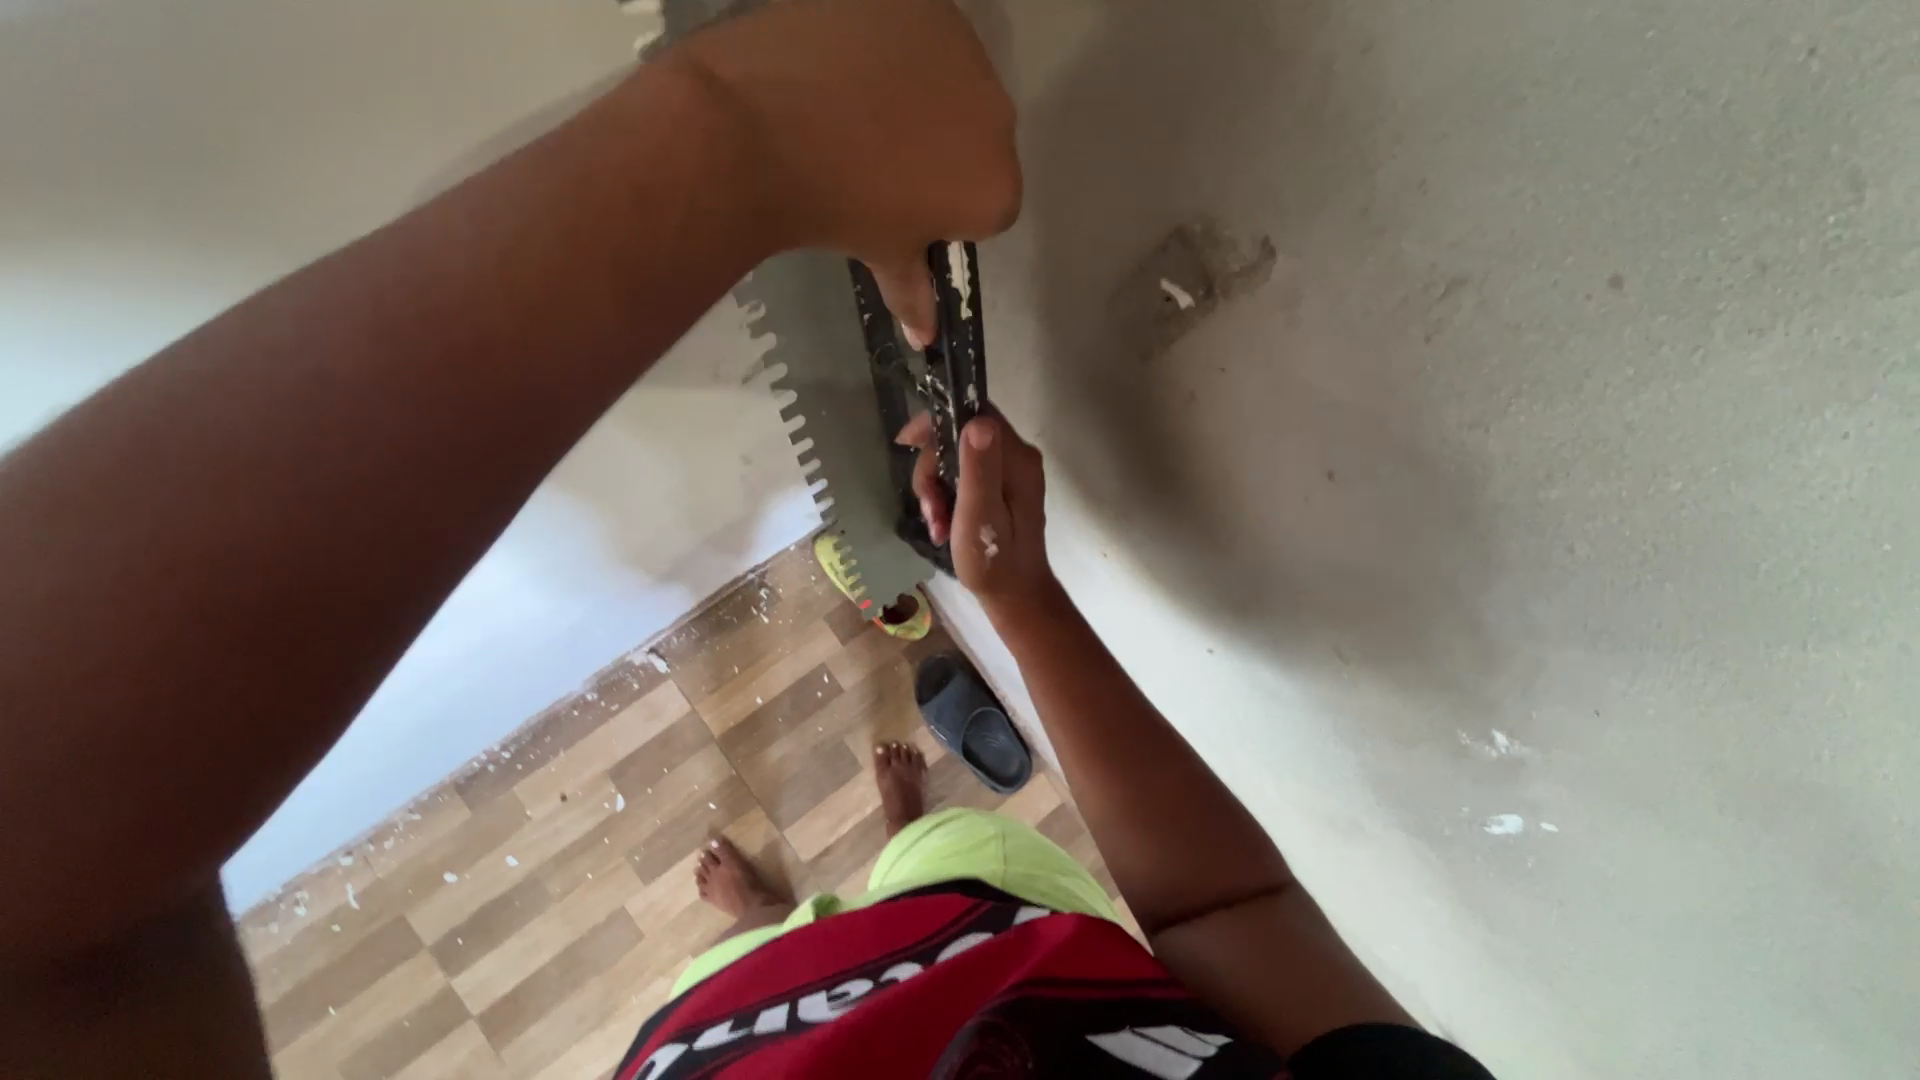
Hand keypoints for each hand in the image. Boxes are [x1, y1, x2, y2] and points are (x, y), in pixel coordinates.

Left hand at [667, 0, 1020, 345]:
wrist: (755, 126)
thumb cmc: (831, 207)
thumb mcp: (878, 255)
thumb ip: (913, 291)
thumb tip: (924, 337)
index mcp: (997, 188)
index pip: (987, 207)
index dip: (944, 211)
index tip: (900, 210)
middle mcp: (999, 114)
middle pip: (977, 137)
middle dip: (940, 151)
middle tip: (875, 159)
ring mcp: (961, 46)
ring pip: (951, 79)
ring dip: (919, 94)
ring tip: (853, 106)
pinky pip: (915, 28)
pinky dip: (890, 44)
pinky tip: (844, 61)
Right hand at [897, 410, 1057, 612]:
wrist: (1015, 597)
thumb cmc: (995, 561)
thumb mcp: (979, 514)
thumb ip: (979, 468)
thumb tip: (977, 421)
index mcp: (1016, 459)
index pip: (974, 412)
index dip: (937, 422)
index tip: (907, 444)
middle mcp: (1016, 458)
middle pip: (959, 437)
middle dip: (933, 470)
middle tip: (929, 508)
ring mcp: (1009, 474)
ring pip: (956, 460)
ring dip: (936, 491)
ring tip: (936, 525)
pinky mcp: (1001, 490)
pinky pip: (964, 478)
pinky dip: (947, 500)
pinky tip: (942, 527)